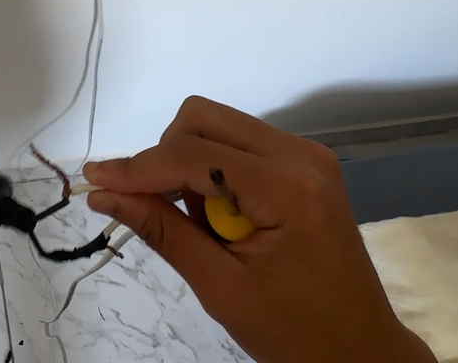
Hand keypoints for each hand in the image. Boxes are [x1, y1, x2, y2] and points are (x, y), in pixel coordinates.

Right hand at [83, 97, 433, 362]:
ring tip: (203, 224)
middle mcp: (299, 153)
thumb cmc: (296, 334)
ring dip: (187, 163)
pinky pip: (232, 140)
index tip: (94, 181)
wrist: (364, 356)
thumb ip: (160, 230)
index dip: (137, 167)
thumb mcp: (222, 288)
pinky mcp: (300, 160)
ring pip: (213, 123)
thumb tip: (101, 193)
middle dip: (165, 158)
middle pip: (200, 118)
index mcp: (288, 188)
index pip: (191, 154)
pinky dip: (209, 167)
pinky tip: (220, 214)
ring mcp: (303, 152)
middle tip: (159, 209)